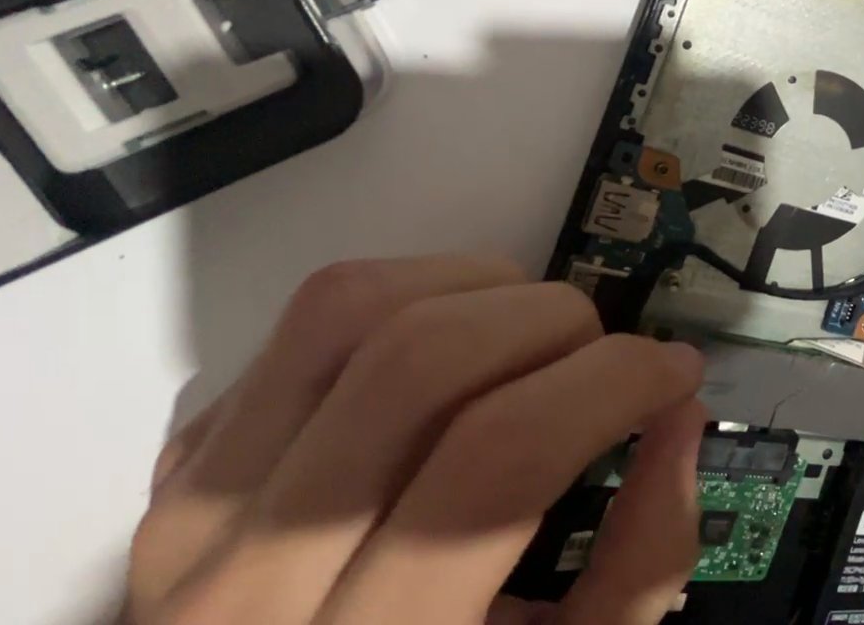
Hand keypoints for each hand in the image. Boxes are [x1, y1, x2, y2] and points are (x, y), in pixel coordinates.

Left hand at [127, 255, 706, 624]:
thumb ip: (642, 563)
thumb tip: (677, 413)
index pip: (499, 458)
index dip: (614, 383)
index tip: (675, 372)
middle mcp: (252, 578)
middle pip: (421, 361)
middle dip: (557, 323)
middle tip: (605, 355)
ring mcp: (199, 505)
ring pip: (351, 309)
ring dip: (483, 285)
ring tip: (537, 329)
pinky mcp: (186, 456)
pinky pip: (308, 317)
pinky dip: (417, 285)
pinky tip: (464, 331)